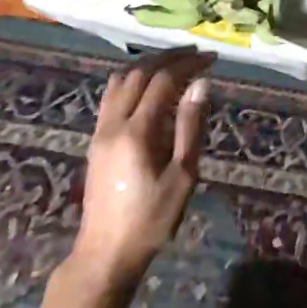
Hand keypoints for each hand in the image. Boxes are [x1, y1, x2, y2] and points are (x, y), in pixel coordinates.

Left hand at [73, 48, 213, 284]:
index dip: (187, 64)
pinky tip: (148, 87)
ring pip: (120, 80)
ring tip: (173, 64)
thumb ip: (190, 126)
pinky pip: (111, 95)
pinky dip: (132, 80)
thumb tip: (201, 84)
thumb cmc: (151, 220)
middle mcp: (113, 123)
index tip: (211, 58)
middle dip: (167, 58)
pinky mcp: (96, 139)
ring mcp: (100, 130)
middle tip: (195, 53)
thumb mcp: (182, 176)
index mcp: (136, 132)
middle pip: (138, 73)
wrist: (105, 254)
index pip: (162, 81)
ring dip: (147, 65)